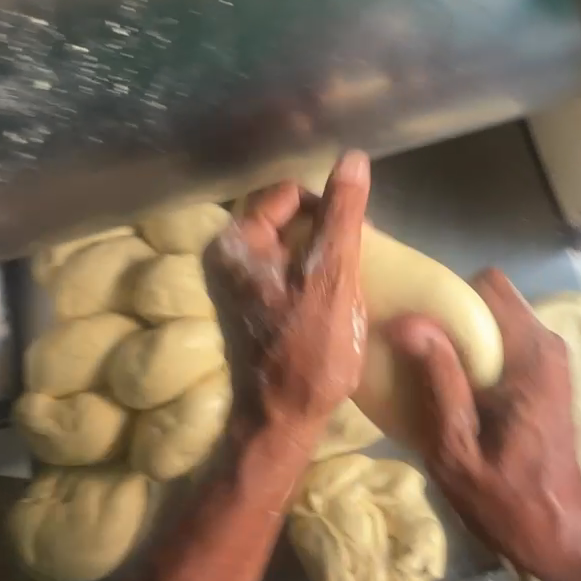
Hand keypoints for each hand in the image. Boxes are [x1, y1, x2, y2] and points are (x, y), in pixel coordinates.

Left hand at [204, 151, 369, 433]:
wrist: (281, 422)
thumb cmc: (308, 348)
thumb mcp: (332, 274)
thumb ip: (342, 213)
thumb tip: (352, 157)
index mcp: (238, 240)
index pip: (292, 194)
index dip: (328, 209)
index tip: (352, 242)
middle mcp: (228, 254)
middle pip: (291, 218)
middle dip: (326, 233)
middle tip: (353, 263)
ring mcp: (236, 281)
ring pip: (292, 244)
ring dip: (322, 255)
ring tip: (346, 283)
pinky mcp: (249, 303)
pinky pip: (286, 270)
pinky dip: (311, 275)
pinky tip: (331, 300)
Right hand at [388, 270, 580, 580]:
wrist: (558, 532)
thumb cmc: (507, 498)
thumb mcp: (458, 448)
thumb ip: (440, 380)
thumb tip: (408, 321)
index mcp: (531, 354)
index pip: (487, 284)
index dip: (450, 297)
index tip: (421, 326)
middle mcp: (546, 342)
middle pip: (489, 298)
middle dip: (450, 317)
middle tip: (417, 351)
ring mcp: (549, 355)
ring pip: (493, 317)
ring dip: (461, 337)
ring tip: (432, 370)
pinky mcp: (545, 370)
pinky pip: (502, 338)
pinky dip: (476, 352)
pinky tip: (457, 387)